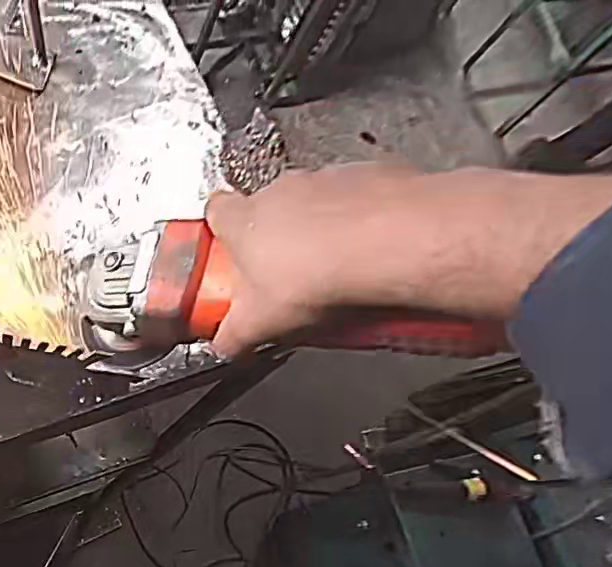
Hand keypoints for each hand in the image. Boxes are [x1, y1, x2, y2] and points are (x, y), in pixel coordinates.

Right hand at [204, 163, 422, 358]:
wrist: (395, 246)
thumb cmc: (316, 278)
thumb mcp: (257, 326)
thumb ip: (231, 337)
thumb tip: (224, 347)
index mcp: (244, 220)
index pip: (216, 210)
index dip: (217, 229)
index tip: (225, 251)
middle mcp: (284, 188)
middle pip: (267, 208)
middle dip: (271, 237)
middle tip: (281, 277)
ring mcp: (331, 177)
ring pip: (314, 202)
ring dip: (317, 230)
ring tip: (331, 271)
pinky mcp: (377, 174)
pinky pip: (359, 200)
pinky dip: (360, 223)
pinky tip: (367, 256)